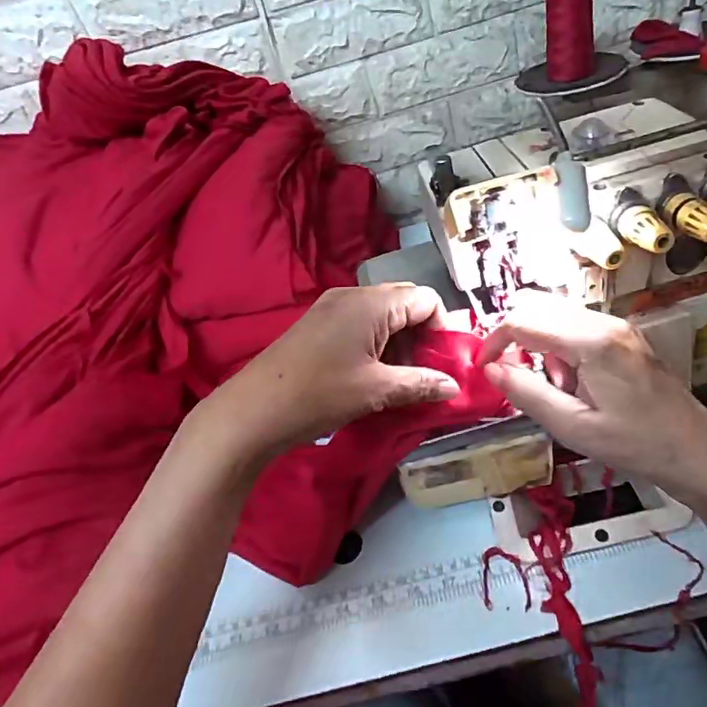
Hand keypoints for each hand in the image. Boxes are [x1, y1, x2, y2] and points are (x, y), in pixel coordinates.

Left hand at [201, 284, 460, 457]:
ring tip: (395, 378)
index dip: (441, 329)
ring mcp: (331, 306)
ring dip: (398, 341)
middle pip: (405, 302)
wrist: (252, 412)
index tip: (440, 363)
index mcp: (372, 303)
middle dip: (421, 334)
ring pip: (383, 313)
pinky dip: (375, 342)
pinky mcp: (317, 322)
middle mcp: (353, 295)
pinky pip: (361, 321)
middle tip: (420, 371)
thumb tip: (454, 386)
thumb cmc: (320, 394)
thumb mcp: (377, 390)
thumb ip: (421, 383)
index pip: (426, 299)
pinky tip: (369, 373)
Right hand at [476, 292, 706, 510]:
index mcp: (592, 341)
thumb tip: (492, 369)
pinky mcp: (624, 338)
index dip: (495, 340)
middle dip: (517, 337)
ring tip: (557, 390)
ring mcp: (618, 327)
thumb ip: (528, 393)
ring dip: (541, 344)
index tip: (483, 368)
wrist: (695, 451)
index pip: (524, 319)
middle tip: (516, 378)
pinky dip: (562, 348)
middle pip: (539, 305)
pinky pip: (578, 327)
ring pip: (557, 315)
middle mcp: (605, 322)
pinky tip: (575, 385)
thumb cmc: (636, 445)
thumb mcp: (574, 427)